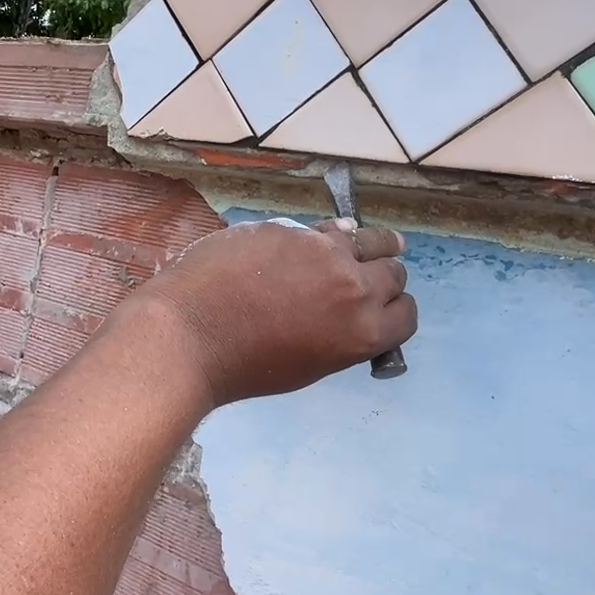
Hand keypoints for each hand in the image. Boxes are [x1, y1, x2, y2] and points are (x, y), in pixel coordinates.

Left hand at [134, 218, 416, 407]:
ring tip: (367, 244)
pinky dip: (324, 235)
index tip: (383, 308)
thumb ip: (338, 337)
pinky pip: (322, 228)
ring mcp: (323, 251)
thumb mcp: (305, 365)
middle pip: (392, 273)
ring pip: (367, 238)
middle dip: (383, 277)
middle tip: (366, 279)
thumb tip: (345, 313)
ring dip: (369, 244)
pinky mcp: (290, 228)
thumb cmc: (242, 366)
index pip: (406, 314)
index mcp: (362, 334)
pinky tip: (317, 239)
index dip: (394, 311)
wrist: (188, 334)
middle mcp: (355, 288)